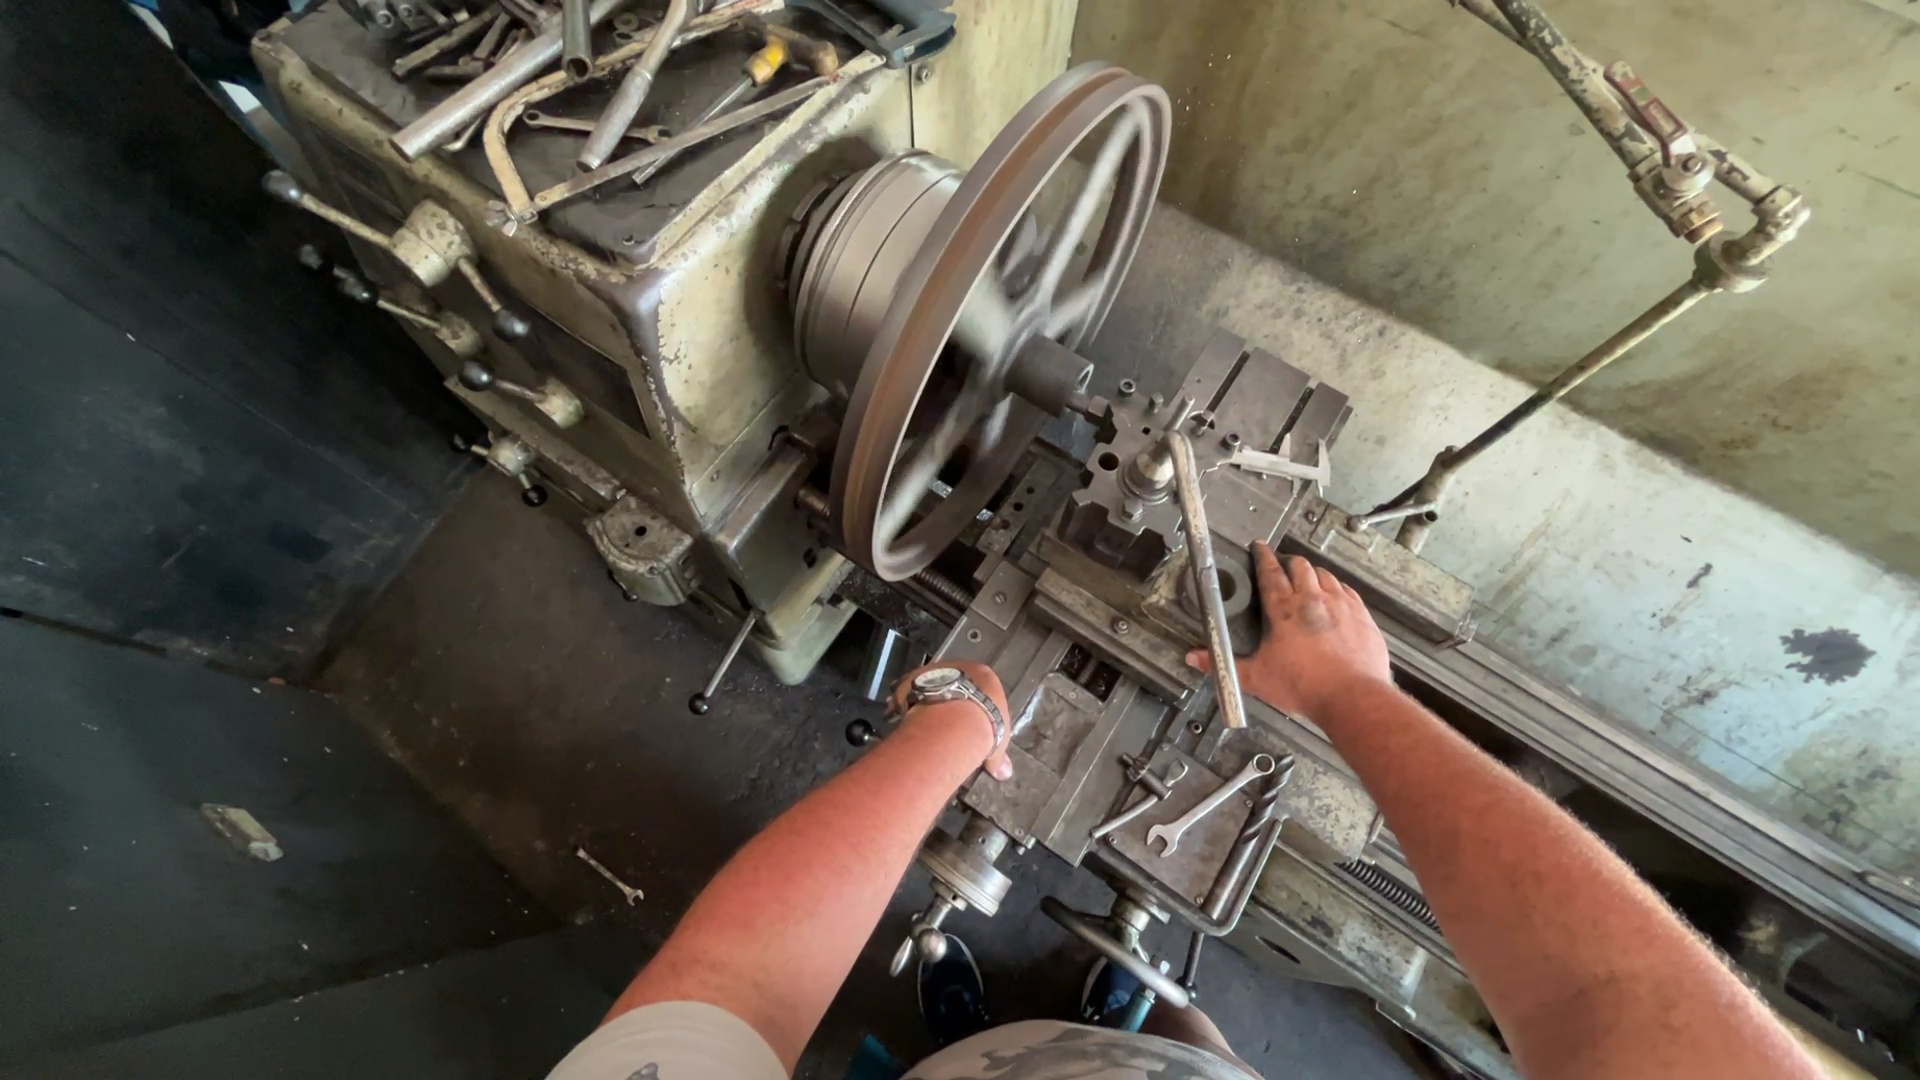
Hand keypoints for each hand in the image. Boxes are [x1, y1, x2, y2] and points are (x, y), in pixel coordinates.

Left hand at [889, 661, 1016, 780]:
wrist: (957, 719)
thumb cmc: (986, 726)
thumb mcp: (998, 743)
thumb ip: (998, 756)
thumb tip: (1005, 773)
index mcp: (985, 676)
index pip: (980, 687)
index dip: (973, 704)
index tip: (966, 718)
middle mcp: (961, 666)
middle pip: (953, 682)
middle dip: (947, 698)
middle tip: (940, 720)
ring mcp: (936, 669)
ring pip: (929, 681)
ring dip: (923, 697)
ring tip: (917, 718)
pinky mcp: (914, 676)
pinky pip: (907, 687)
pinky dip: (903, 700)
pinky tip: (899, 714)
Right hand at [1187, 542, 1393, 719]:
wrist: (1353, 697)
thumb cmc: (1304, 686)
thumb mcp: (1256, 678)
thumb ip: (1222, 664)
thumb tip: (1193, 658)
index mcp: (1283, 610)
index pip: (1270, 572)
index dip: (1262, 557)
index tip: (1259, 547)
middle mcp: (1312, 600)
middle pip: (1300, 566)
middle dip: (1288, 561)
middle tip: (1282, 564)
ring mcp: (1341, 605)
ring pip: (1325, 574)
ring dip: (1313, 572)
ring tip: (1307, 578)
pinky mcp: (1362, 615)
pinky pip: (1348, 590)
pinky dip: (1337, 587)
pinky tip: (1334, 594)